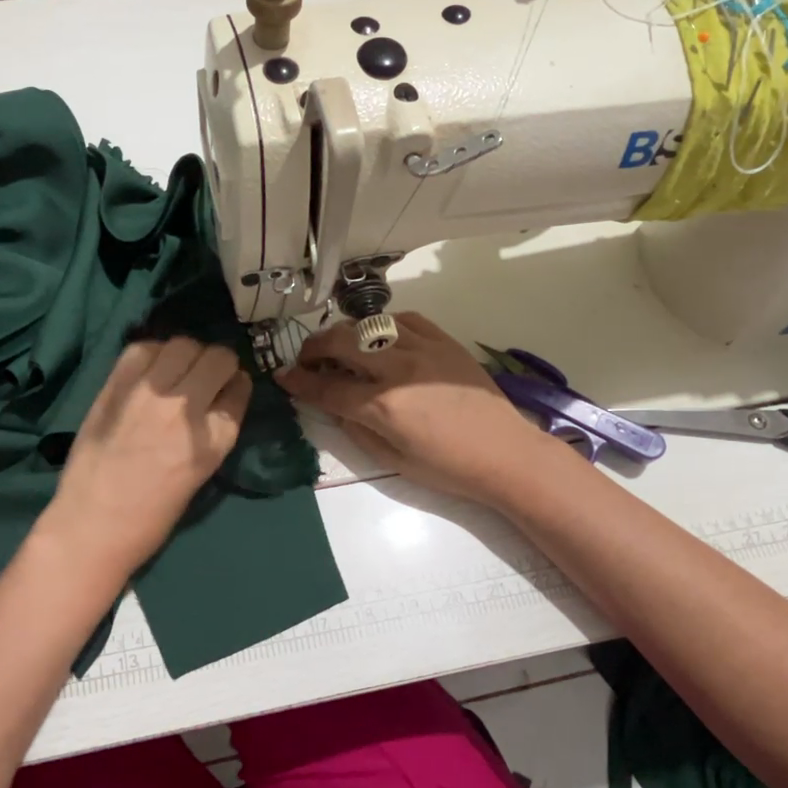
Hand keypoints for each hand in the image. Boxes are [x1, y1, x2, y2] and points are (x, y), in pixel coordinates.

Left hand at [42, 337, 252, 575]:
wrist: (93, 524)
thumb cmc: (152, 514)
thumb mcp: (202, 472)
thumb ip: (216, 429)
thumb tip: (222, 395)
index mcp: (213, 439)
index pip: (239, 388)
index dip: (235, 384)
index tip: (228, 388)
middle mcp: (185, 408)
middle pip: (217, 358)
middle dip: (217, 364)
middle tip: (204, 376)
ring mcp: (149, 393)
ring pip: (183, 345)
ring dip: (187, 354)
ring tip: (177, 371)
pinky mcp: (115, 386)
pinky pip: (143, 349)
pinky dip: (154, 354)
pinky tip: (150, 371)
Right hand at [277, 312, 557, 503]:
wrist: (505, 453)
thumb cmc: (448, 468)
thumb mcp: (393, 460)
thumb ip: (356, 429)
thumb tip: (334, 405)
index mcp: (383, 406)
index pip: (327, 387)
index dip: (299, 381)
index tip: (282, 376)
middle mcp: (397, 369)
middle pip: (340, 342)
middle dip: (313, 348)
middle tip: (307, 360)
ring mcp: (422, 349)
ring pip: (368, 324)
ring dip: (344, 333)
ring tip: (340, 347)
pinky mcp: (443, 340)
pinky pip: (403, 319)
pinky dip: (382, 326)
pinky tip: (378, 338)